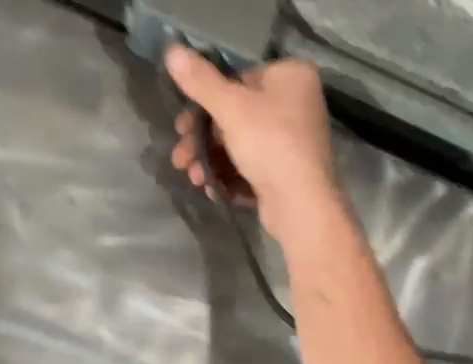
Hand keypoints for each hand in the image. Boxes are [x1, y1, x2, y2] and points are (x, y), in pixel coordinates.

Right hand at [165, 46, 340, 242]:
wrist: (301, 204)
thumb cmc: (270, 144)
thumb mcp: (231, 108)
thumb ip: (201, 82)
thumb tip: (172, 51)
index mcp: (291, 76)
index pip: (240, 79)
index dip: (207, 101)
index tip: (183, 125)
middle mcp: (296, 104)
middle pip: (236, 115)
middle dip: (202, 139)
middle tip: (180, 157)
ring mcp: (292, 141)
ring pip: (240, 144)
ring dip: (210, 161)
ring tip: (193, 177)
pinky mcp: (286, 173)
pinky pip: (250, 167)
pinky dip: (229, 176)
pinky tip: (210, 188)